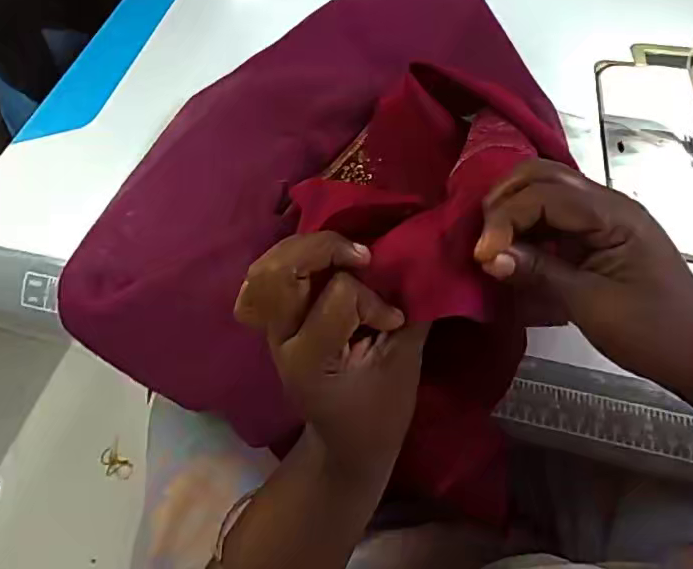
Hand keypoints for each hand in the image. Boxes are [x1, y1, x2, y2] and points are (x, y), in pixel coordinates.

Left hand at [235, 233, 432, 476]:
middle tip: (361, 256)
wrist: (344, 445)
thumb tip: (422, 265)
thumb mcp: (402, 368)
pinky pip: (272, 270)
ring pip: (270, 263)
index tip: (393, 320)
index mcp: (310, 359)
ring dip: (309, 246)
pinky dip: (298, 253)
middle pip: (282, 270)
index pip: (338, 295)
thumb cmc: (378, 414)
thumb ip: (410, 317)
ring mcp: (271, 326)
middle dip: (324, 248)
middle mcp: (280, 338)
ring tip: (343, 253)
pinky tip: (324, 258)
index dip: (372, 299)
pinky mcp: (274, 315)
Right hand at [474, 160, 692, 394]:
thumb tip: (488, 256)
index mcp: (614, 215)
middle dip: (505, 199)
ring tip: (492, 238)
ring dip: (513, 205)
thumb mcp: (591, 305)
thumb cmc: (655, 334)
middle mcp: (608, 203)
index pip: (545, 196)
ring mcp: (605, 214)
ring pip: (546, 186)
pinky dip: (527, 220)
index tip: (482, 253)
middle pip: (543, 175)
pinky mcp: (598, 231)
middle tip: (484, 237)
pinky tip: (513, 243)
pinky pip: (554, 209)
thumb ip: (538, 272)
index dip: (506, 218)